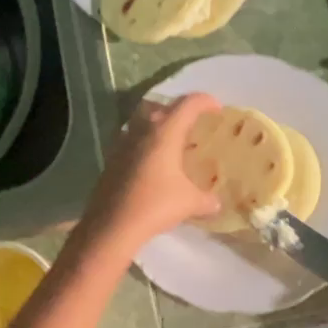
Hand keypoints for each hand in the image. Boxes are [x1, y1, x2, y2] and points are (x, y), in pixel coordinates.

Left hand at [80, 93, 223, 247]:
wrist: (112, 225)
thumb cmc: (155, 205)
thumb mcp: (189, 203)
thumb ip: (207, 200)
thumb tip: (217, 203)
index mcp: (165, 132)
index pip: (187, 103)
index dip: (204, 101)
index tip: (216, 109)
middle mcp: (142, 130)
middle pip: (159, 106)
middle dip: (176, 110)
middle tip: (190, 126)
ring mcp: (122, 143)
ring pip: (140, 121)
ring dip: (155, 125)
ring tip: (169, 143)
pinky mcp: (110, 159)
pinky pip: (129, 141)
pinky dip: (142, 145)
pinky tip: (149, 164)